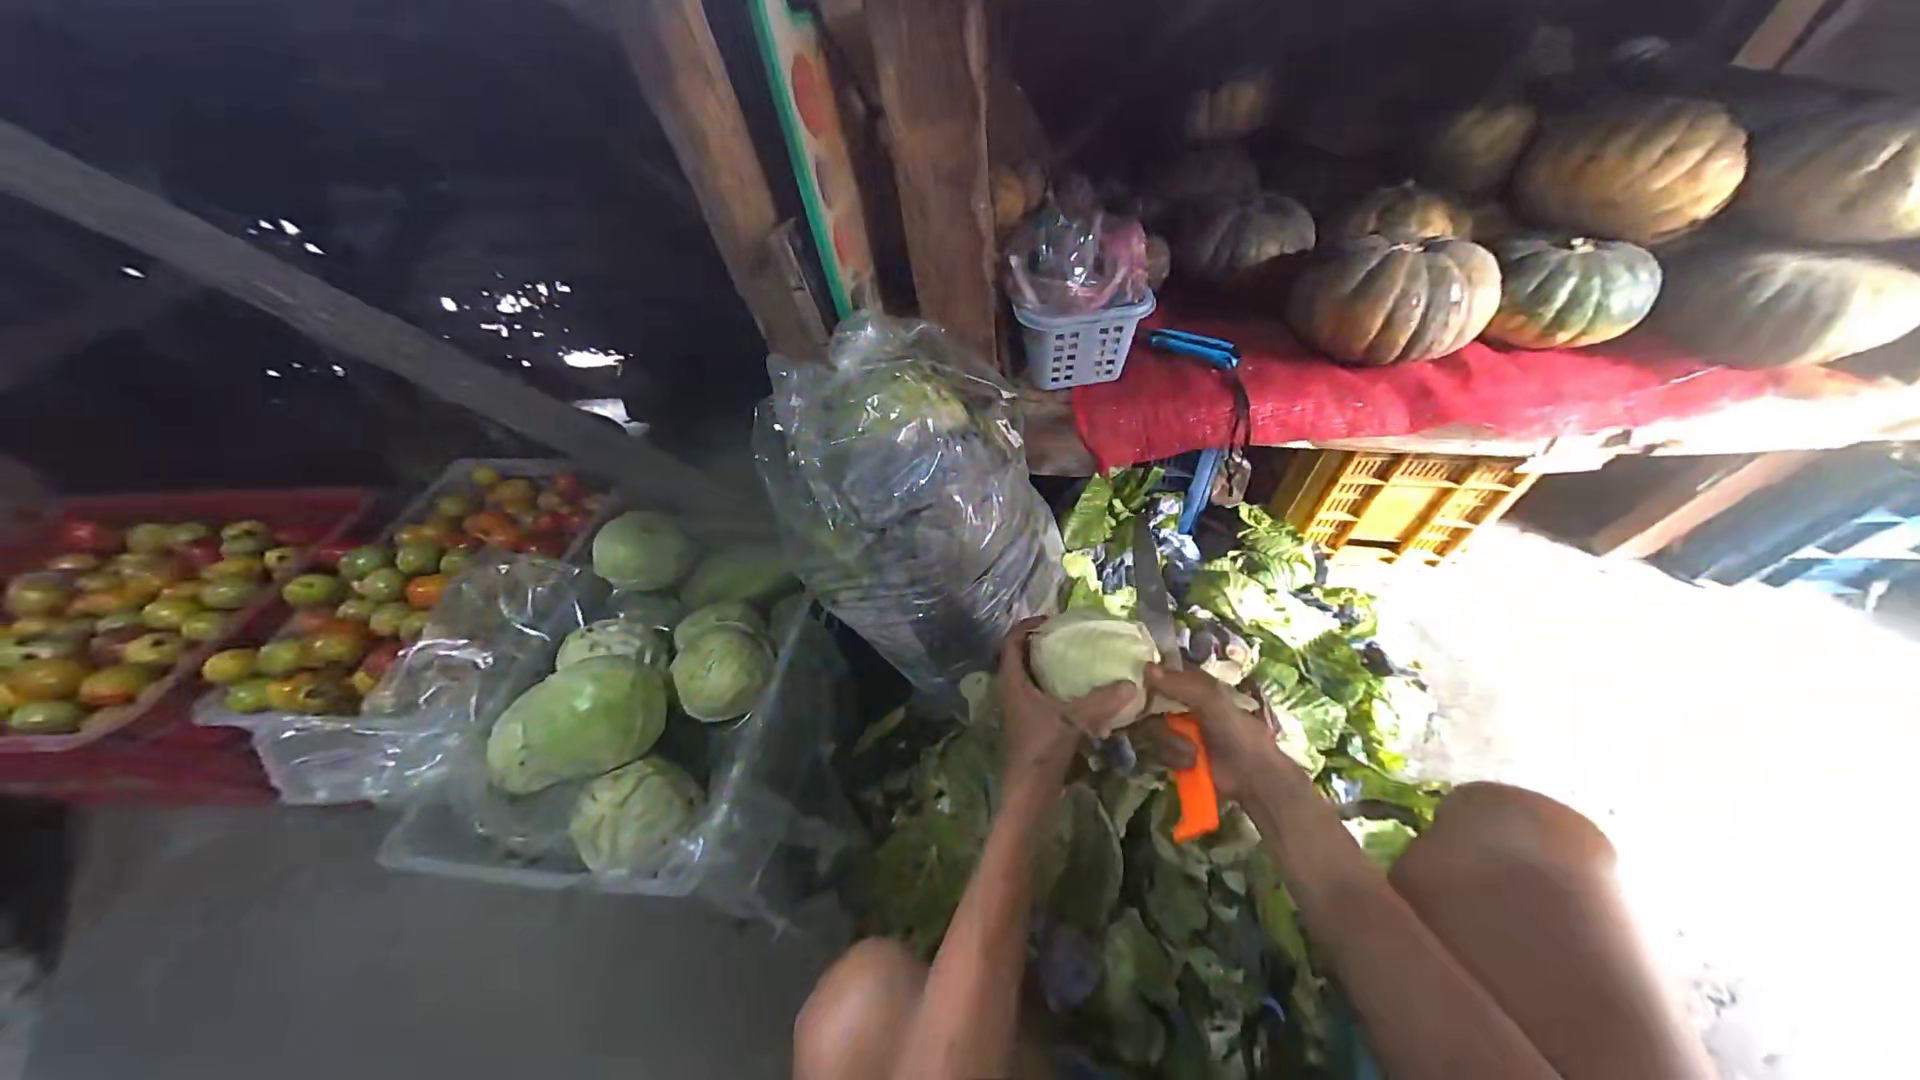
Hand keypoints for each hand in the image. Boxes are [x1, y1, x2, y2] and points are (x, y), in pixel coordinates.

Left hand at [996, 617, 1142, 790]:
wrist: (1029, 793)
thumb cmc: (1042, 750)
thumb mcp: (1072, 721)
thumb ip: (1100, 701)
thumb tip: (1131, 683)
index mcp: (1011, 682)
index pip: (1010, 642)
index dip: (1026, 626)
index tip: (1051, 619)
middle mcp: (1009, 691)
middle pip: (1018, 657)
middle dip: (1039, 643)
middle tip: (1066, 635)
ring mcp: (1017, 709)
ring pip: (1028, 677)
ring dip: (1046, 665)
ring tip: (1074, 657)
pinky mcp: (1027, 724)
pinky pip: (1037, 694)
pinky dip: (1053, 686)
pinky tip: (1076, 690)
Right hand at [1137, 663, 1294, 799]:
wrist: (1252, 779)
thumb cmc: (1238, 733)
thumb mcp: (1214, 702)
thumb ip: (1183, 684)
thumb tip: (1147, 668)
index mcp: (1190, 686)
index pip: (1158, 674)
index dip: (1145, 679)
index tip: (1136, 688)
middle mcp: (1176, 705)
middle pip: (1145, 705)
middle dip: (1157, 722)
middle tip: (1166, 728)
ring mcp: (1172, 731)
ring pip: (1147, 730)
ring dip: (1169, 743)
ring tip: (1192, 753)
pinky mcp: (1169, 756)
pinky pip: (1152, 752)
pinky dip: (1171, 758)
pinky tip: (1189, 764)